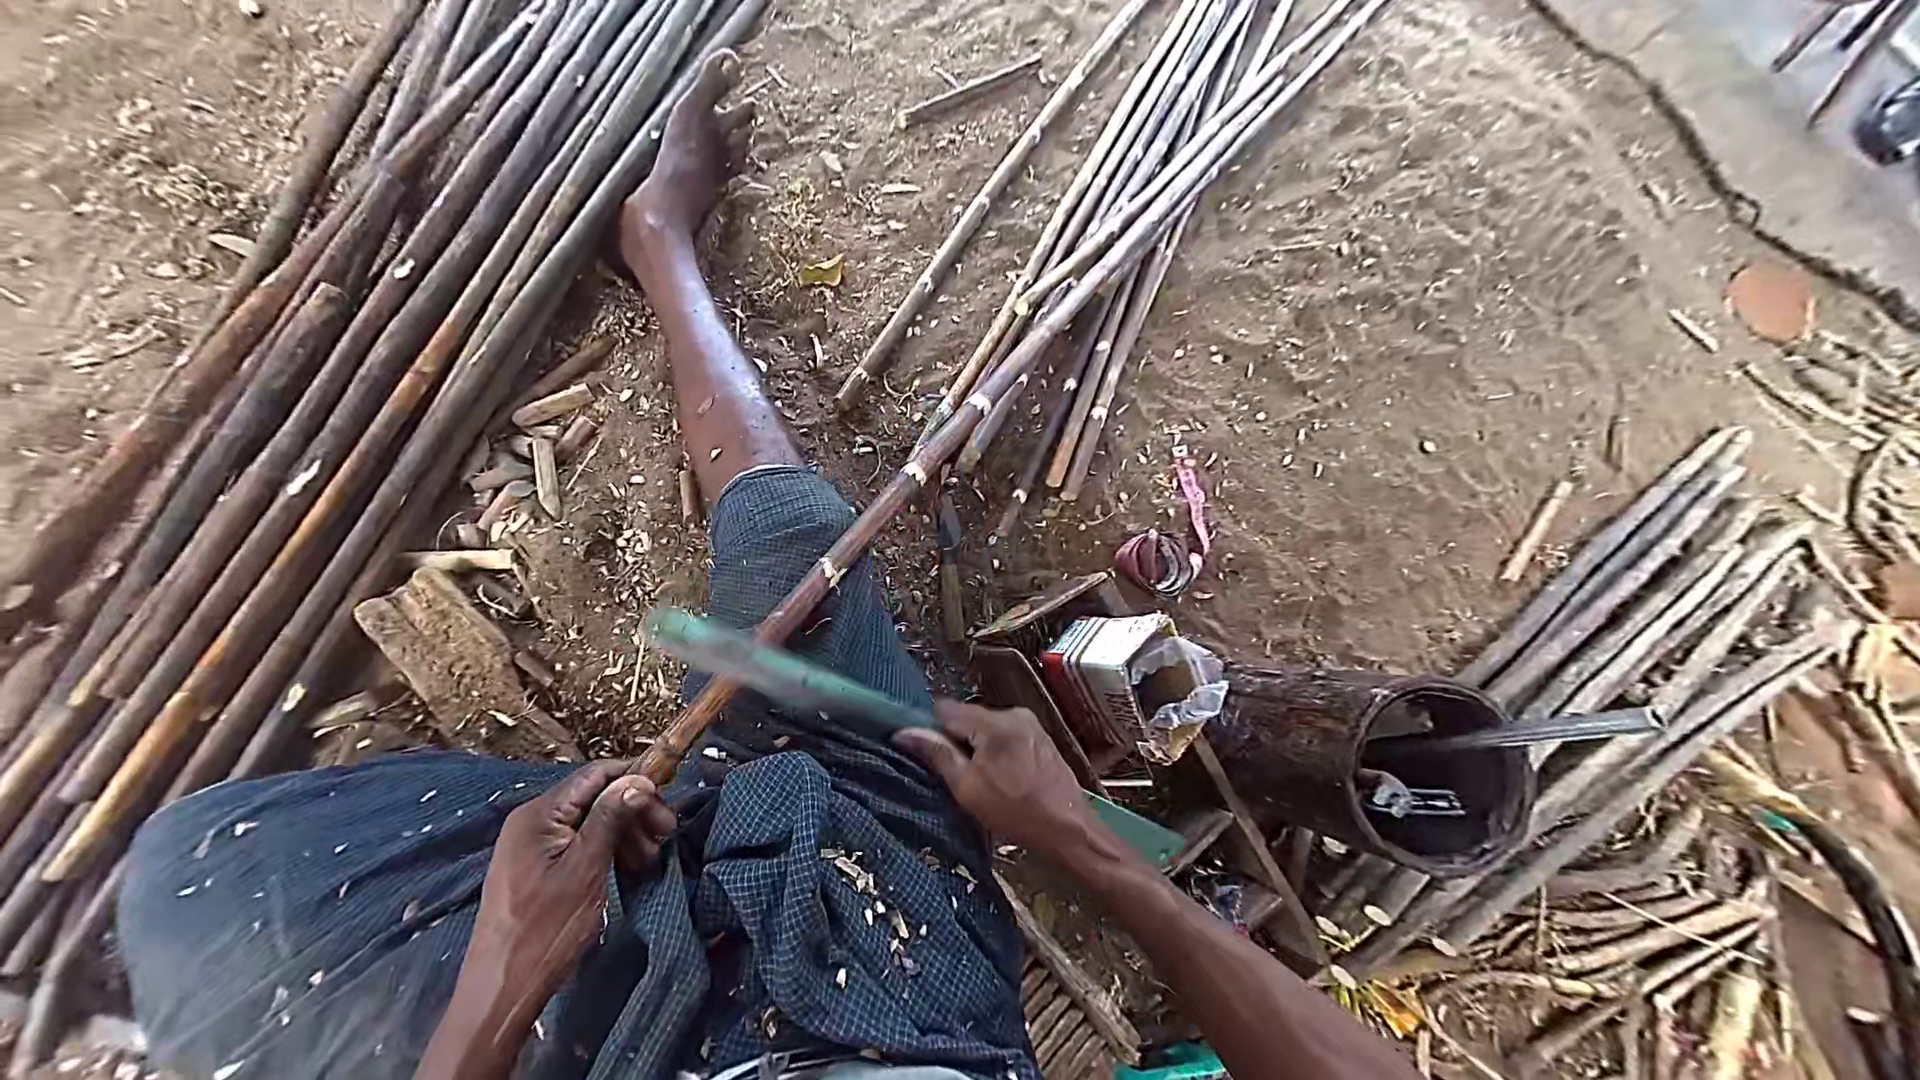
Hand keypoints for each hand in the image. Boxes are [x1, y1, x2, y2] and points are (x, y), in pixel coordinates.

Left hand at [465, 762, 676, 1020]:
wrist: (500, 995)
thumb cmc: (543, 931)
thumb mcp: (585, 869)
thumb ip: (611, 818)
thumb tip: (639, 779)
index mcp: (539, 814)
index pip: (597, 774)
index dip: (636, 781)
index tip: (666, 804)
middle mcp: (534, 820)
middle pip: (598, 796)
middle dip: (635, 811)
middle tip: (666, 834)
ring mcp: (536, 843)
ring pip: (595, 819)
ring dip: (628, 832)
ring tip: (651, 857)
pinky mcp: (541, 864)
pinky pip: (584, 841)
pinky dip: (611, 848)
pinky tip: (631, 866)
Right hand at [893, 701, 1094, 858]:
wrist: (1069, 828)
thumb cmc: (1016, 811)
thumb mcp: (967, 788)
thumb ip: (937, 754)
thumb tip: (905, 732)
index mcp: (994, 722)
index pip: (945, 709)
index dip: (931, 729)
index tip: (928, 754)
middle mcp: (1012, 712)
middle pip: (966, 716)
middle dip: (956, 740)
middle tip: (958, 774)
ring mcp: (1029, 722)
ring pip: (985, 726)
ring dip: (976, 746)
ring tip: (982, 779)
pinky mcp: (1039, 734)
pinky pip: (1004, 733)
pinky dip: (995, 749)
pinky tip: (1001, 776)